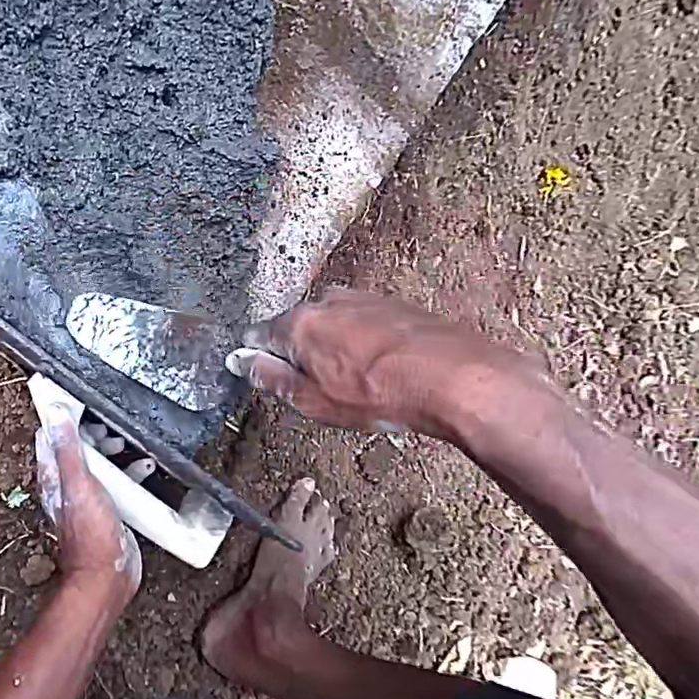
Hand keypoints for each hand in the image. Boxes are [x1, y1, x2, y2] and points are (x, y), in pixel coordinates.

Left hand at [35, 413, 141, 602]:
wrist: (107, 576)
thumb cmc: (90, 533)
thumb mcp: (79, 484)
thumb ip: (68, 449)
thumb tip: (54, 412)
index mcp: (54, 477)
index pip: (50, 437)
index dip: (60, 417)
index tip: (74, 399)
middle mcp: (68, 486)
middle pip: (77, 448)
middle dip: (92, 433)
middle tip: (109, 424)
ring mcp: (88, 498)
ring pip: (98, 464)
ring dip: (111, 451)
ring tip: (127, 442)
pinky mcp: (109, 510)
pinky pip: (118, 483)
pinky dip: (129, 472)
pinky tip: (146, 467)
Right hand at [226, 288, 546, 434]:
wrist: (456, 378)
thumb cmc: (384, 394)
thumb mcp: (314, 401)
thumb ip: (273, 378)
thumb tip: (242, 361)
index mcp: (299, 323)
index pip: (257, 336)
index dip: (259, 360)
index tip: (270, 379)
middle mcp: (327, 300)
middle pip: (295, 328)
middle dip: (299, 354)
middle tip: (319, 390)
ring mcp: (362, 298)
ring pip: (330, 324)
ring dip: (333, 349)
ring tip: (355, 384)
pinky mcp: (392, 303)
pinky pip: (361, 323)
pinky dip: (361, 344)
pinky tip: (380, 371)